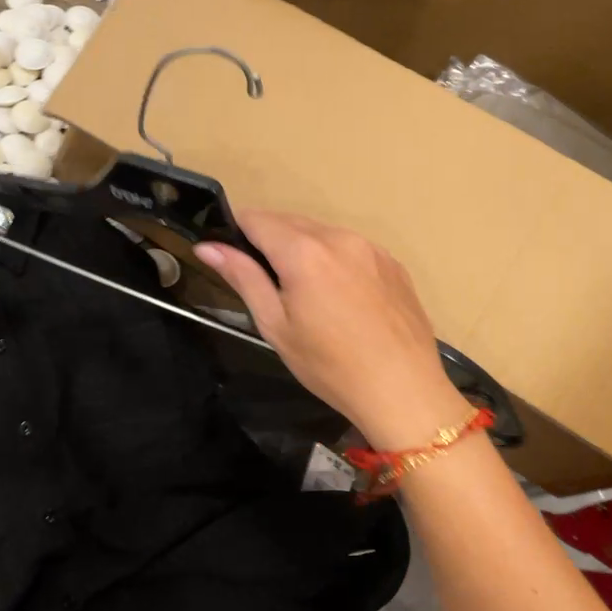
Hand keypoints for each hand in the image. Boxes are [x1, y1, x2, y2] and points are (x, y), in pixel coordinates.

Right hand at [195, 210, 468, 448]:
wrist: (404, 392)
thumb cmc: (328, 364)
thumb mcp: (274, 324)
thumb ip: (242, 276)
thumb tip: (207, 247)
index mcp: (304, 252)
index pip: (255, 218)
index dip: (236, 233)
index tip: (231, 258)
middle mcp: (338, 238)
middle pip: (287, 220)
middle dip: (267, 240)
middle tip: (264, 281)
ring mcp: (370, 248)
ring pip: (319, 231)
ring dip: (300, 247)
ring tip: (301, 290)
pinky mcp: (392, 263)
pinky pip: (348, 246)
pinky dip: (331, 257)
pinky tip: (336, 295)